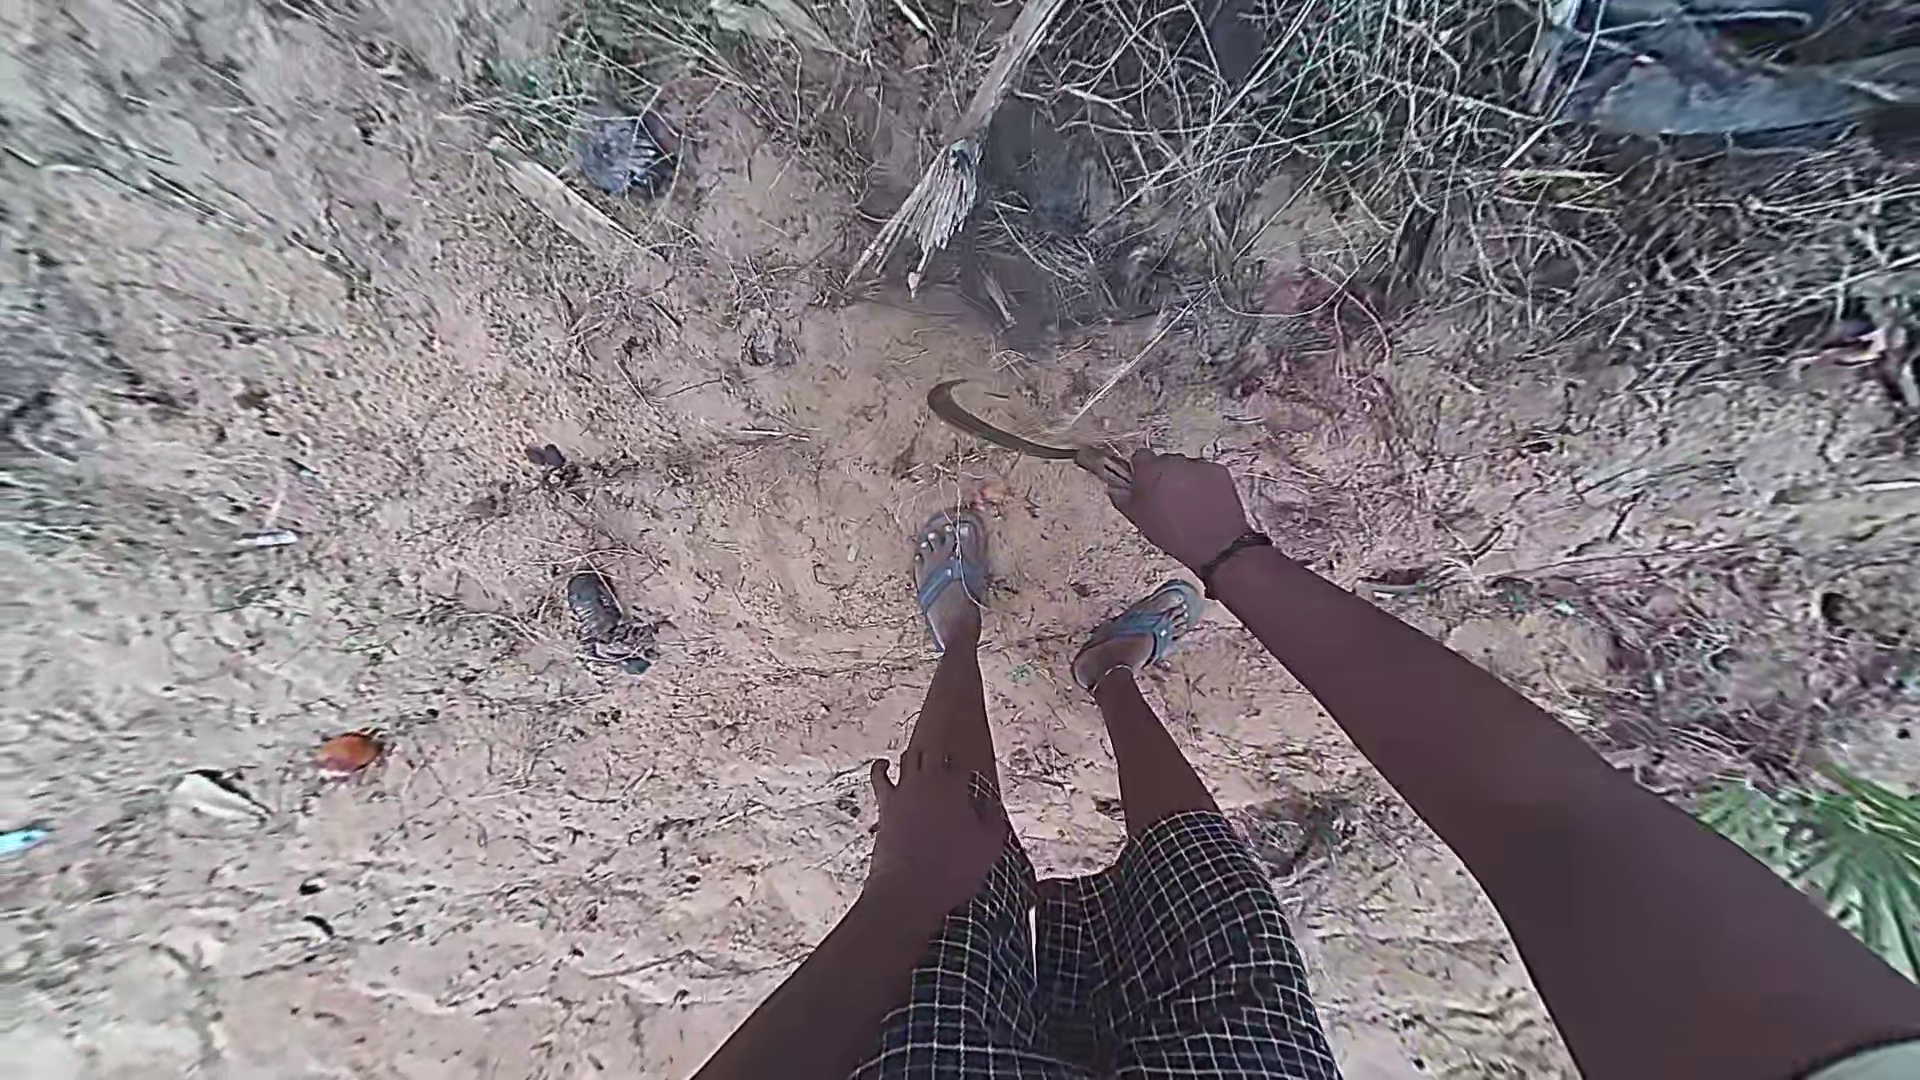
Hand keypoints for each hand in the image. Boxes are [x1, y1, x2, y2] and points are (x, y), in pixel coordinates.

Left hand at [863, 752, 1007, 923]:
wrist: (909, 890)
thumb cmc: (952, 871)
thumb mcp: (988, 848)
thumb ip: (992, 821)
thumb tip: (991, 805)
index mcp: (955, 788)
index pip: (962, 766)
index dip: (966, 772)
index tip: (970, 780)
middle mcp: (929, 780)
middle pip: (935, 752)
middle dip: (942, 753)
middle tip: (947, 759)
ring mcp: (905, 789)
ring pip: (910, 757)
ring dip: (917, 755)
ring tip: (923, 756)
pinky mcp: (885, 804)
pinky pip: (879, 776)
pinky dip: (881, 766)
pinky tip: (883, 764)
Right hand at [1108, 450, 1252, 569]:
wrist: (1214, 545)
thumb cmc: (1174, 534)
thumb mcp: (1137, 519)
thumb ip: (1122, 497)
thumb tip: (1116, 487)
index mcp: (1150, 471)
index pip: (1139, 456)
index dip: (1140, 470)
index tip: (1142, 480)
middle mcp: (1174, 462)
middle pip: (1163, 461)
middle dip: (1162, 475)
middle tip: (1164, 497)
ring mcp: (1198, 465)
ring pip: (1184, 466)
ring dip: (1183, 479)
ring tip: (1185, 503)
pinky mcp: (1218, 471)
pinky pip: (1204, 472)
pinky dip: (1202, 482)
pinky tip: (1201, 502)